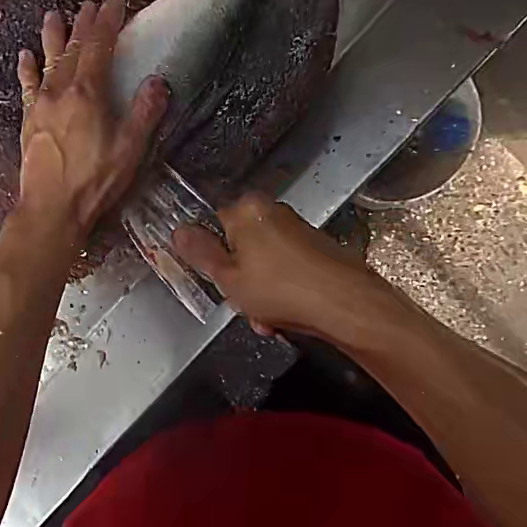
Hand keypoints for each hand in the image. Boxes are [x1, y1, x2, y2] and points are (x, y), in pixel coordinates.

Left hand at [14, 0, 168, 244]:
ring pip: (47, 62)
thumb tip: (158, 81)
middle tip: (91, 3)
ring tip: (53, 15)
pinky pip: (27, 87)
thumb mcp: (130, 149)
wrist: (51, 209)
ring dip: (52, 38)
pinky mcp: (28, 122)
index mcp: (88, 94)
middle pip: (73, 49)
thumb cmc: (94, 182)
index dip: (109, 20)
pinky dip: (27, 69)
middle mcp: (60, 92)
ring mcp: (40, 106)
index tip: (117, 0)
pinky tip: (25, 56)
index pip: (100, 46)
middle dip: (84, 24)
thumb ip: (145, 113)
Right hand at [171, 194, 371, 336]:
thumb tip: (179, 232)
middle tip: (242, 302)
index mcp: (247, 210)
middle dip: (238, 278)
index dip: (210, 256)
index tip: (215, 279)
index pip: (211, 225)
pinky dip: (281, 289)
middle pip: (238, 245)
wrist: (347, 305)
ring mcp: (297, 229)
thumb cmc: (283, 290)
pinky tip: (285, 314)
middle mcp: (273, 211)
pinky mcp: (317, 248)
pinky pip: (285, 268)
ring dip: (259, 290)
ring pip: (262, 261)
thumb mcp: (228, 278)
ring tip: (267, 317)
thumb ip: (200, 253)